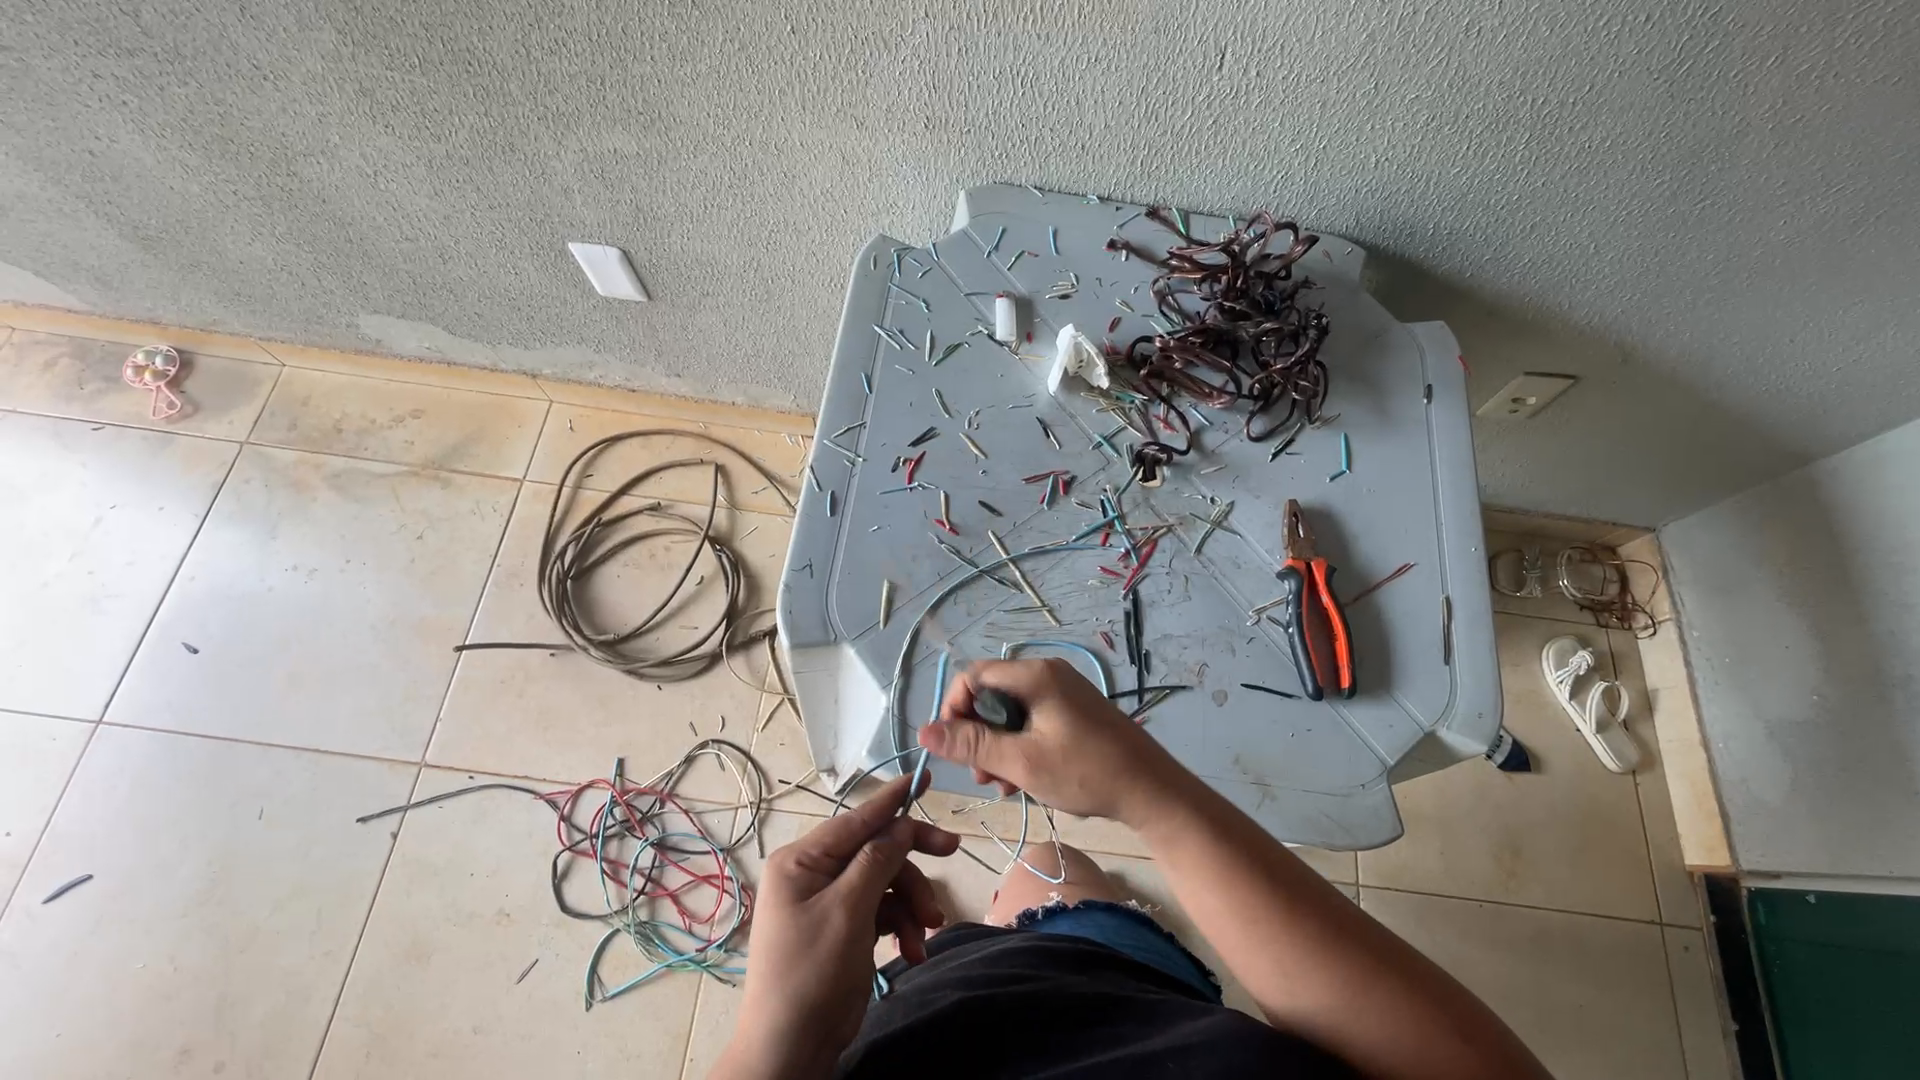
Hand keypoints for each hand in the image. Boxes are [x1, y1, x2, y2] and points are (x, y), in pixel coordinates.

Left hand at [716, 776, 959, 1079]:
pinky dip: (901, 926)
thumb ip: (877, 861)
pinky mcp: (844, 928)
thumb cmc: (811, 974)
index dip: (892, 799)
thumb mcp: (848, 912)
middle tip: (953, 852)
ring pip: (885, 881)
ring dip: (912, 903)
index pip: (855, 819)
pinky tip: (914, 950)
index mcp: (802, 860)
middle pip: (875, 849)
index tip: (924, 776)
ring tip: (928, 933)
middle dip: (912, 861)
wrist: (790, 1050)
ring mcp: (830, 901)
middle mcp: (814, 873)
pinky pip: (882, 910)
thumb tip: (901, 824)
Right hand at [920, 657, 1188, 824]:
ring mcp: (1064, 691)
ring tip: (1003, 785)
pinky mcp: (1075, 711)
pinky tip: (1023, 779)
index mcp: (1034, 676)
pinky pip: (1032, 720)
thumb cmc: (1086, 773)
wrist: (1152, 791)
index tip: (953, 749)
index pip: (973, 677)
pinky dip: (1020, 746)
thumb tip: (923, 731)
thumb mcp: (1022, 762)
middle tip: (981, 777)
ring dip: (997, 746)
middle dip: (977, 735)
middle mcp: (1048, 673)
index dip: (954, 710)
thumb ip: (971, 745)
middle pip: (991, 695)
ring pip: (1010, 712)